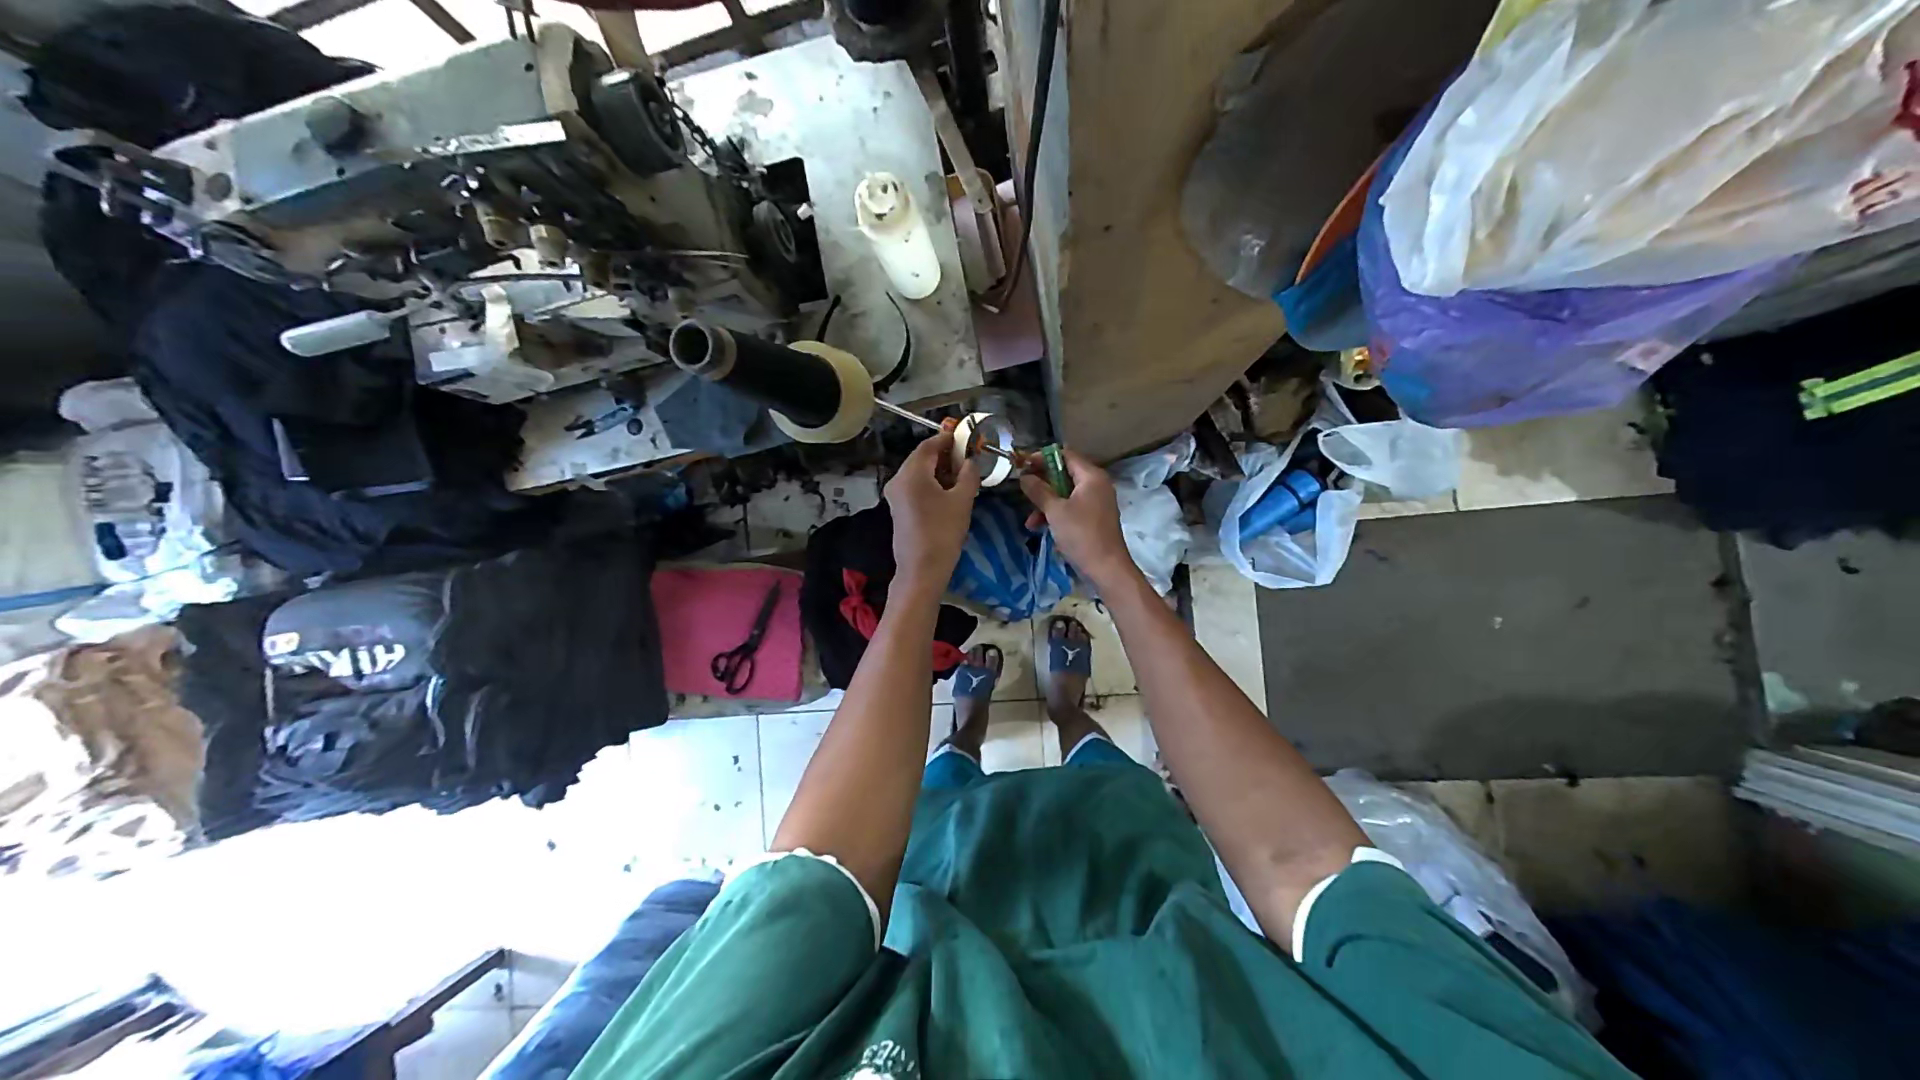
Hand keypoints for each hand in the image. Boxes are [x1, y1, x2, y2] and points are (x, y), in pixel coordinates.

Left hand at [885, 432, 980, 592]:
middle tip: (967, 458)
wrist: (922, 569)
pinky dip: (930, 483)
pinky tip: (948, 492)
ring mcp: (895, 495)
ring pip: (918, 473)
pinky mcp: (897, 508)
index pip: (929, 445)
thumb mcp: (962, 500)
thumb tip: (970, 462)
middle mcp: (898, 479)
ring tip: (962, 476)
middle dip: (944, 455)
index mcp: (911, 473)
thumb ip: (968, 475)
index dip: (947, 439)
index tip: (966, 439)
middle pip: (921, 458)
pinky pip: (914, 487)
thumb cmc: (943, 532)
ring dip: (938, 470)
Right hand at [1019, 449, 1136, 587]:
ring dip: (1045, 503)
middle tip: (1022, 490)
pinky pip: (1071, 508)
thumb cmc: (1081, 535)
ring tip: (1030, 520)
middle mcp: (1096, 485)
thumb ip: (1039, 491)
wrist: (1106, 568)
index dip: (1042, 457)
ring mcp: (1096, 502)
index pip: (1065, 455)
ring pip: (1065, 494)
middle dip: (1042, 483)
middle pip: (1064, 474)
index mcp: (1091, 476)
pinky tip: (1039, 527)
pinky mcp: (1093, 518)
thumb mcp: (1055, 511)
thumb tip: (1024, 477)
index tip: (1022, 466)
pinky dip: (1055, 514)